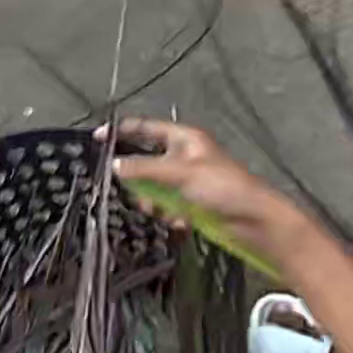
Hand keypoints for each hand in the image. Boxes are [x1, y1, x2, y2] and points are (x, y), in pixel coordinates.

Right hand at [99, 119, 293, 239]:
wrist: (255, 223)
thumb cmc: (224, 188)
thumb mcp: (179, 174)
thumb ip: (144, 168)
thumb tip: (114, 165)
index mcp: (183, 139)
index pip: (145, 128)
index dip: (122, 131)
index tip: (98, 138)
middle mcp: (181, 157)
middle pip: (144, 162)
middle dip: (139, 180)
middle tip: (139, 192)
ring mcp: (185, 181)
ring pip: (151, 188)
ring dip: (154, 201)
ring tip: (164, 210)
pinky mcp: (188, 203)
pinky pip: (164, 205)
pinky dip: (168, 213)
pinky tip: (181, 221)